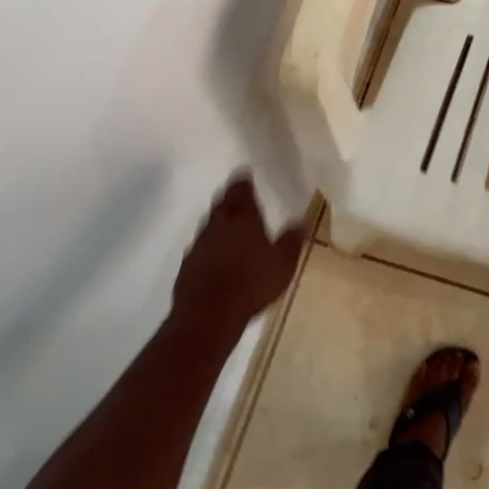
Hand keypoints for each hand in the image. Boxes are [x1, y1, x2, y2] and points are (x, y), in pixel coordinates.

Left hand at [172, 175, 307, 331]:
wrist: (208, 315)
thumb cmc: (252, 284)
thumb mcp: (283, 263)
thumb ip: (292, 240)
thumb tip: (301, 220)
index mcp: (243, 220)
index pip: (242, 192)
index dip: (243, 182)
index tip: (245, 174)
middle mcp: (219, 226)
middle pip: (222, 204)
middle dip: (229, 196)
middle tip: (235, 191)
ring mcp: (199, 245)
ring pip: (209, 224)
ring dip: (217, 219)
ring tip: (225, 219)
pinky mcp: (188, 266)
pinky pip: (199, 246)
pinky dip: (208, 243)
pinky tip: (212, 252)